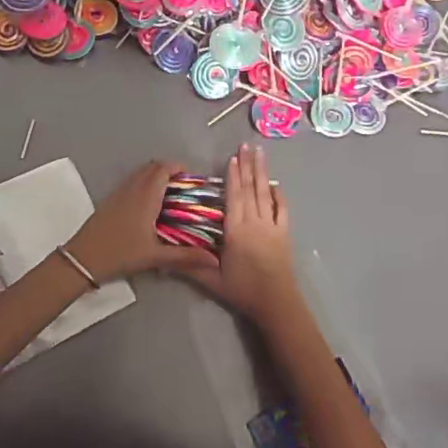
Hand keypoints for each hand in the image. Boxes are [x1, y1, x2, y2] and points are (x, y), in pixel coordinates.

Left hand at [64, 160, 219, 282]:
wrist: (83, 259)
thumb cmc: (120, 254)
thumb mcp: (155, 256)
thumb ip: (186, 257)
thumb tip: (214, 260)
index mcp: (145, 196)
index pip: (163, 168)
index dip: (179, 168)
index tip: (191, 180)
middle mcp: (131, 188)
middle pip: (152, 167)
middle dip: (169, 171)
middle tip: (183, 188)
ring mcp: (118, 193)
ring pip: (139, 173)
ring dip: (155, 176)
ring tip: (168, 196)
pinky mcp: (109, 200)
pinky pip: (130, 182)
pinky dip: (143, 184)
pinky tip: (148, 206)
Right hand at [183, 144, 301, 319]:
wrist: (277, 303)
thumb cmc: (242, 290)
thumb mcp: (212, 280)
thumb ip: (190, 265)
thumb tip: (164, 260)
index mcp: (237, 230)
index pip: (234, 197)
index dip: (232, 176)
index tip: (231, 157)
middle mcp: (256, 223)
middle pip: (251, 189)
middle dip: (248, 165)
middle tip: (247, 145)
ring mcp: (273, 227)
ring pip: (266, 194)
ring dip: (263, 172)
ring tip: (261, 153)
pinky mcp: (284, 235)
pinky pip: (282, 210)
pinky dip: (279, 196)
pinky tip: (276, 185)